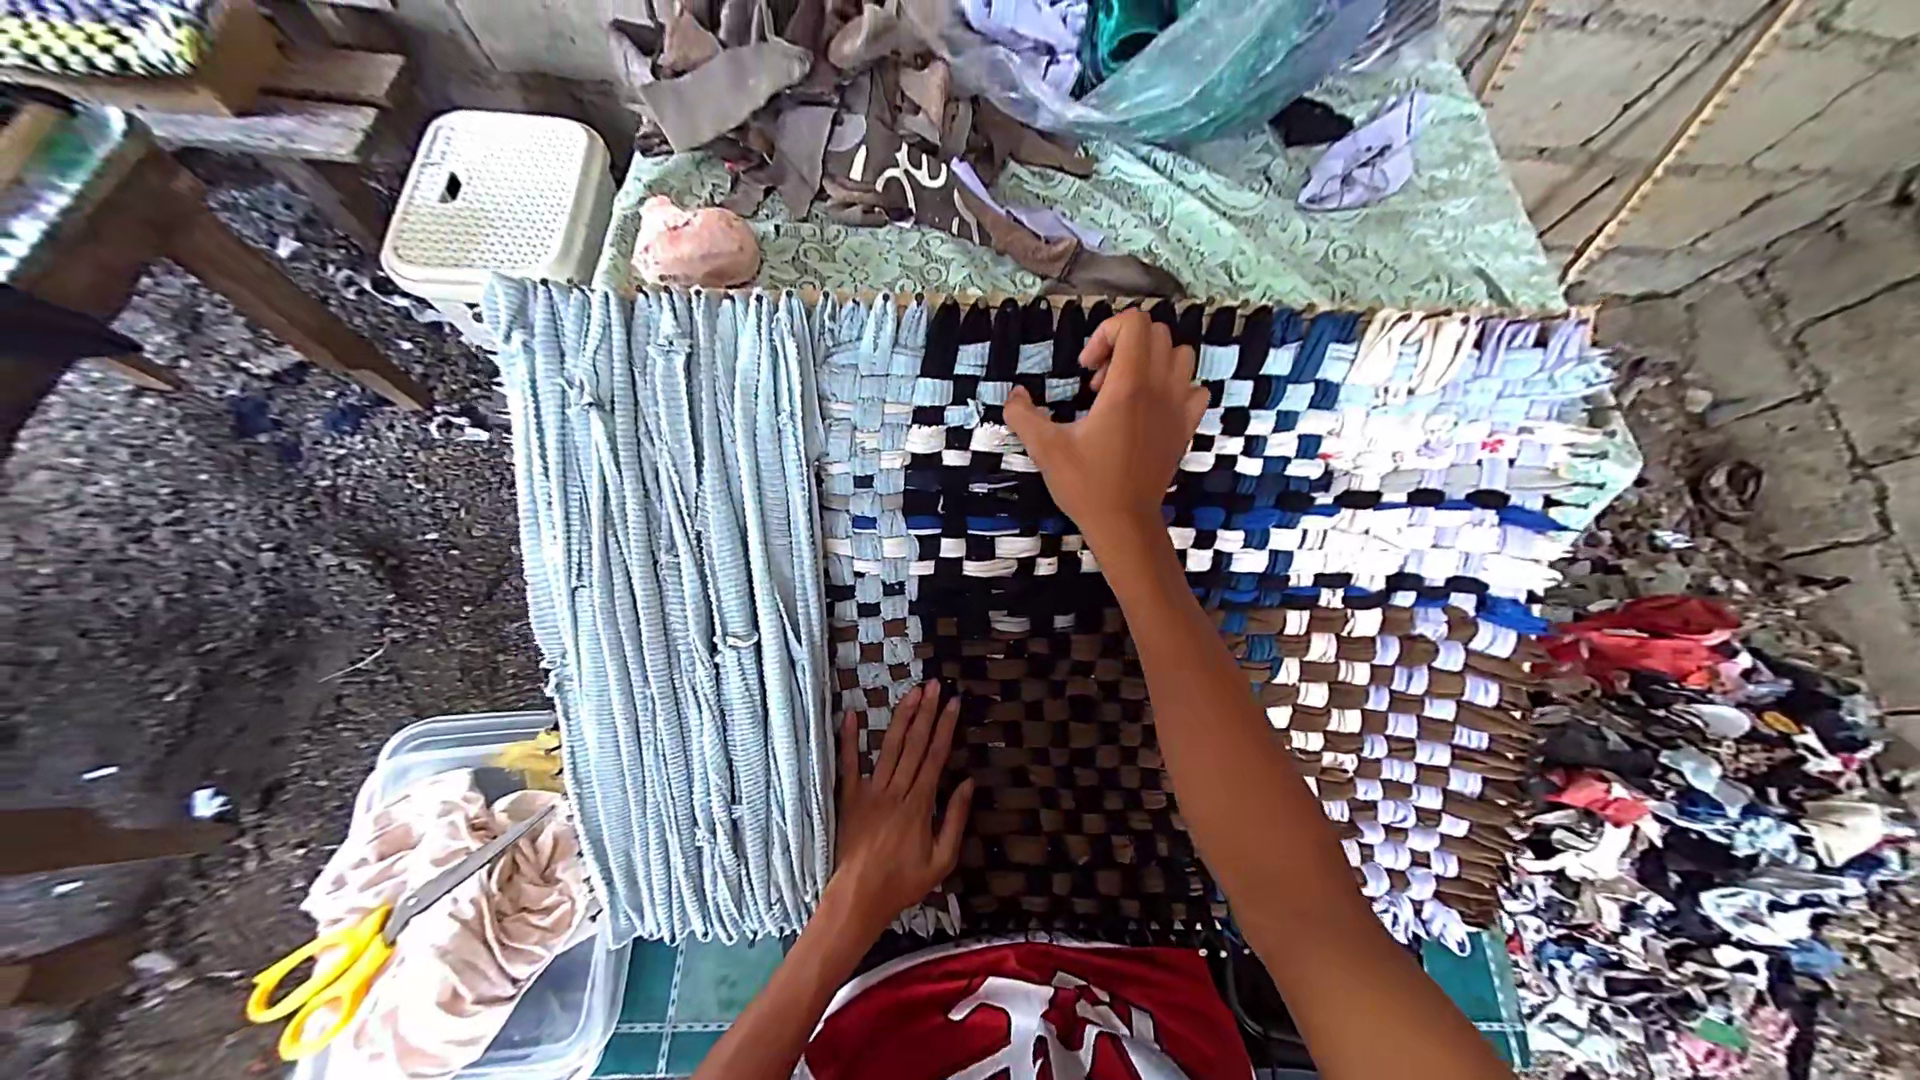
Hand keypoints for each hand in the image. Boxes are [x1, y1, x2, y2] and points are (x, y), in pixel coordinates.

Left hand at [828, 682, 974, 936]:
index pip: (936, 757)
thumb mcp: (942, 861)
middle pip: (915, 744)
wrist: (859, 898)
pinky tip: (852, 715)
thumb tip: (968, 783)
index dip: (945, 728)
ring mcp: (870, 792)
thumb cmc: (903, 882)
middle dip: (927, 712)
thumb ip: (955, 820)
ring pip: (890, 747)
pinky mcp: (850, 798)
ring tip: (912, 692)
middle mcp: (896, 791)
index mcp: (919, 805)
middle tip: (935, 685)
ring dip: (902, 717)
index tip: (953, 704)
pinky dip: (849, 739)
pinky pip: (848, 764)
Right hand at [1002, 309, 1205, 550]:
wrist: (1124, 522)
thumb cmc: (1086, 485)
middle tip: (1099, 380)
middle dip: (1124, 345)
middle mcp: (1160, 389)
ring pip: (1180, 355)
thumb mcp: (1045, 449)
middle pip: (1155, 333)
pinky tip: (1151, 407)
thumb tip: (1016, 395)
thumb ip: (1023, 415)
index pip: (1133, 323)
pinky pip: (1193, 387)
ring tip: (1124, 390)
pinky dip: (1174, 386)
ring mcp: (1179, 408)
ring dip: (1150, 361)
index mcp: (1127, 387)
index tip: (1086, 369)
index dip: (1105, 333)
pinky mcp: (1187, 427)